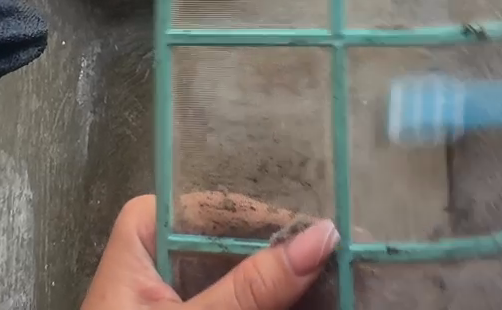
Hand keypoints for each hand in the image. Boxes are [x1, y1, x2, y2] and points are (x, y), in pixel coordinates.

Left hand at [81, 195, 337, 309]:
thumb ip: (252, 289)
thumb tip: (324, 236)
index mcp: (149, 226)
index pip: (225, 202)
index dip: (280, 211)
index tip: (333, 220)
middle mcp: (166, 243)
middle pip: (240, 233)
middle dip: (292, 243)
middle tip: (352, 243)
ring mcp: (181, 280)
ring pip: (247, 267)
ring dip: (290, 274)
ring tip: (348, 269)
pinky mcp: (195, 306)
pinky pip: (242, 295)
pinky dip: (274, 299)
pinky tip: (316, 296)